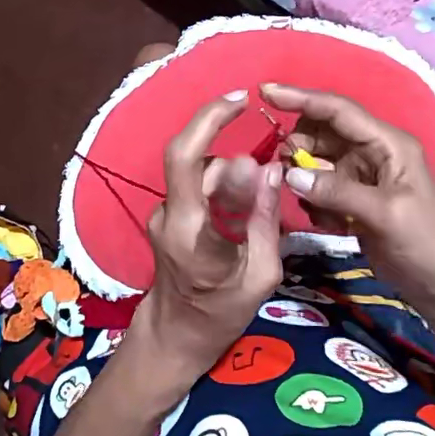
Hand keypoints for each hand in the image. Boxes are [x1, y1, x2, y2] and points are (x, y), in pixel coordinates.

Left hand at [122, 91, 284, 391]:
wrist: (175, 335)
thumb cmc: (220, 314)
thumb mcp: (260, 274)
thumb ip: (264, 219)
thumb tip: (271, 169)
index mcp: (188, 228)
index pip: (186, 158)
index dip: (208, 120)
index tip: (239, 99)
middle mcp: (168, 214)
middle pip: (201, 165)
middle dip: (238, 169)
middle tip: (263, 200)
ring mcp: (162, 214)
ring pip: (202, 176)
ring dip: (232, 186)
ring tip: (249, 225)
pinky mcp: (166, 217)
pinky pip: (198, 190)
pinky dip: (222, 195)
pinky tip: (237, 224)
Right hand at [261, 83, 434, 309]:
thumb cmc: (426, 242)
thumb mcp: (384, 214)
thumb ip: (337, 192)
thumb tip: (291, 175)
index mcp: (387, 143)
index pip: (338, 110)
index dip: (301, 98)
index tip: (265, 92)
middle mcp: (372, 152)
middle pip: (321, 132)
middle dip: (298, 147)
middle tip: (280, 170)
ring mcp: (360, 176)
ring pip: (316, 162)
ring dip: (305, 179)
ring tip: (313, 207)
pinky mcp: (352, 200)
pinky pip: (319, 189)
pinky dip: (315, 202)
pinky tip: (330, 224)